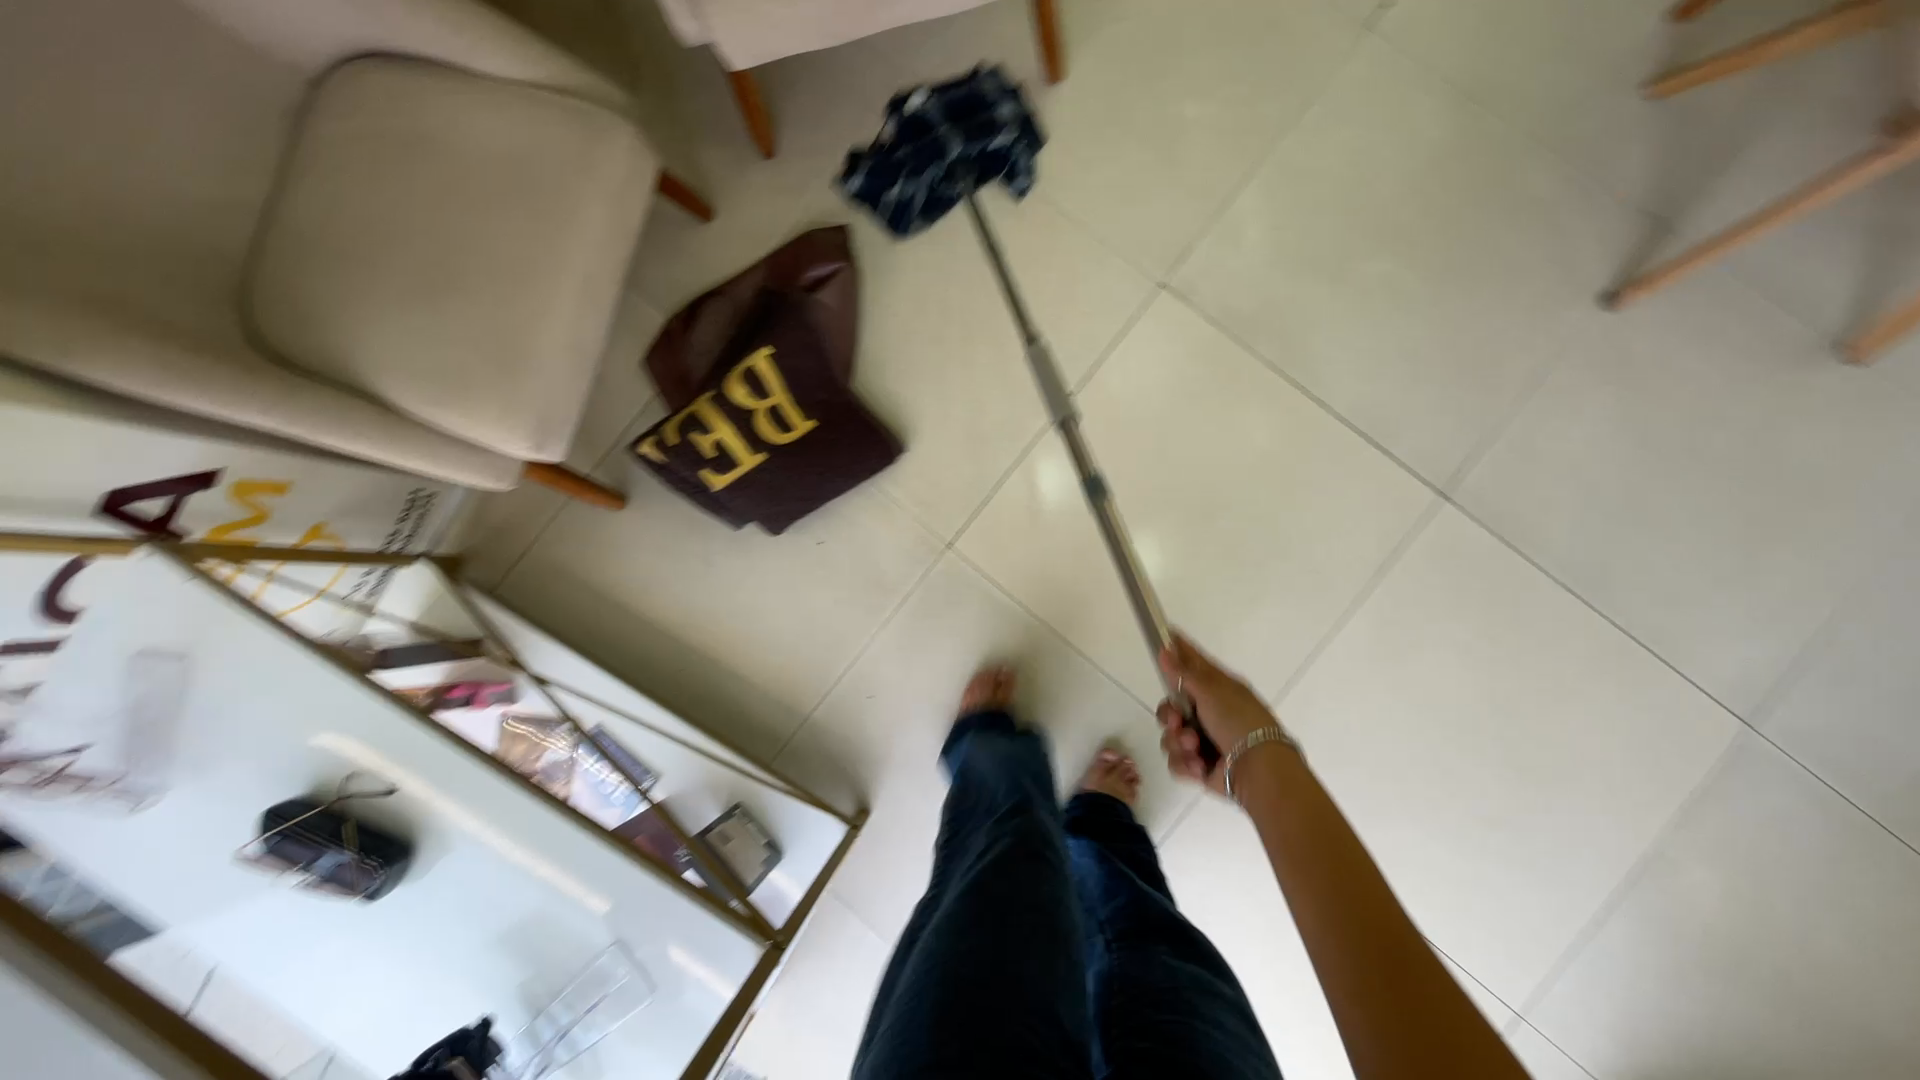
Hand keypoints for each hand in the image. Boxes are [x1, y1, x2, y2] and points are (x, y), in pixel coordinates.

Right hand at [1156, 634, 1283, 793]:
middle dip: (1169, 715)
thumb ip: (1183, 672)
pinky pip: (1177, 761)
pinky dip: (1185, 764)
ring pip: (1170, 735)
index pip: (1192, 663)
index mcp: (1217, 688)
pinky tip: (1199, 766)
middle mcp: (1208, 712)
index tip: (1159, 639)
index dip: (1177, 650)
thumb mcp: (1212, 691)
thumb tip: (1165, 648)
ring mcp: (1203, 740)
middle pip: (1171, 706)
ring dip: (1178, 742)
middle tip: (1176, 721)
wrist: (1257, 770)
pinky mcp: (1199, 765)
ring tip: (1195, 748)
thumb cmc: (1238, 722)